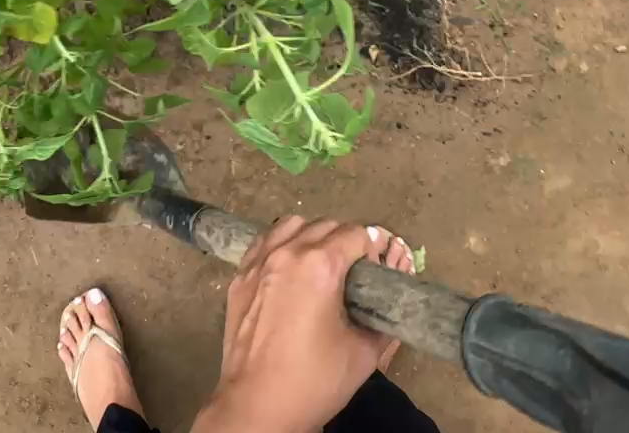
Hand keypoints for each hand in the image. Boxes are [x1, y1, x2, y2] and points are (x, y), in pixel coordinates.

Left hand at [191, 216, 386, 432]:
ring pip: (292, 224)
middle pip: (325, 225)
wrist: (258, 404)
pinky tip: (288, 268)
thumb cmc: (314, 381)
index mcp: (321, 266)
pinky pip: (264, 240)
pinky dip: (281, 244)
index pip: (356, 234)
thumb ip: (382, 323)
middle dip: (345, 242)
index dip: (372, 251)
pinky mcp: (240, 273)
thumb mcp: (364, 355)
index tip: (374, 274)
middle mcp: (288, 251)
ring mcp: (259, 260)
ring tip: (320, 265)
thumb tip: (388, 307)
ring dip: (312, 236)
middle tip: (353, 273)